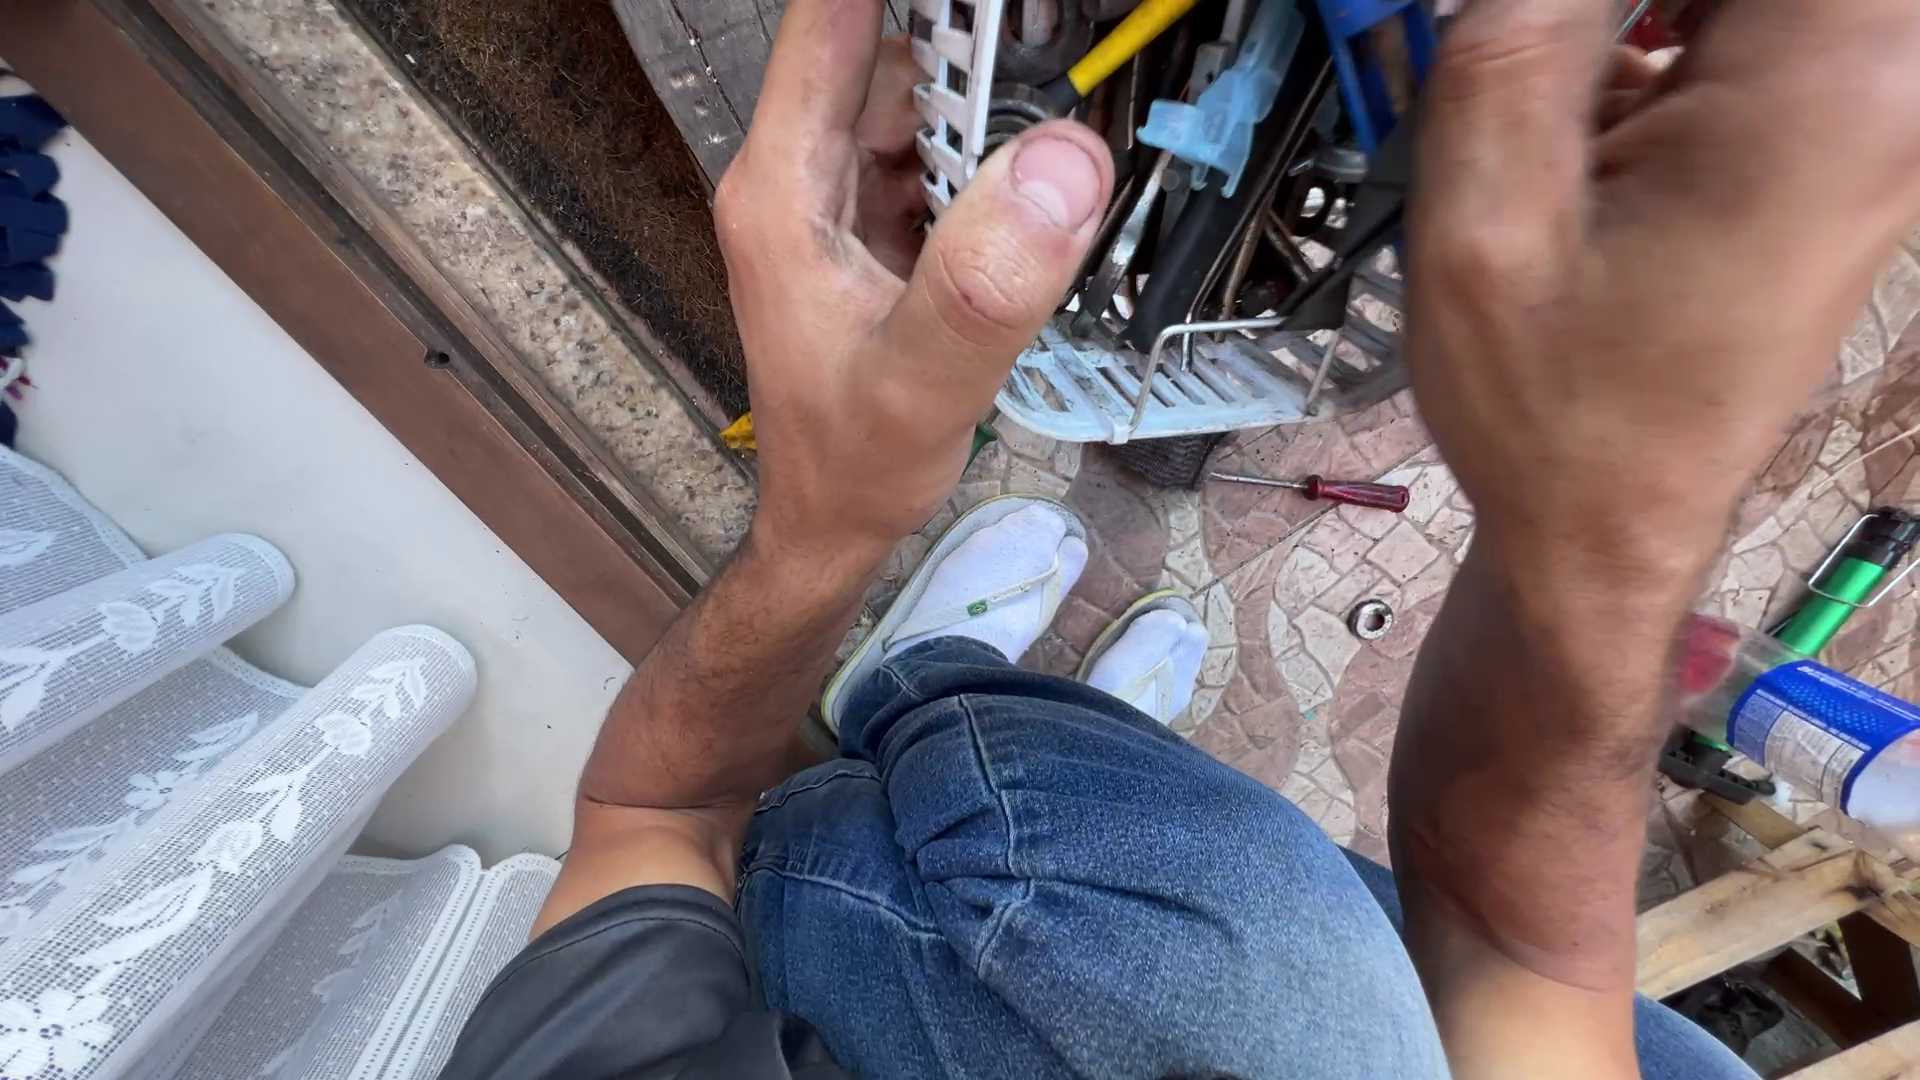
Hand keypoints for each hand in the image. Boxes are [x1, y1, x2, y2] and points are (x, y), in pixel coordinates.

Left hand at [715, 0, 1112, 564]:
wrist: (835, 519)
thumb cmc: (856, 465)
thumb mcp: (922, 387)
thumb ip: (984, 286)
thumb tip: (1066, 164)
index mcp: (785, 193)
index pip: (834, 22)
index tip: (999, 7)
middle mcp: (800, 185)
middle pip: (887, 59)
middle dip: (971, 52)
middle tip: (1059, 63)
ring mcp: (836, 212)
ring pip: (914, 113)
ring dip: (984, 114)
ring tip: (1054, 137)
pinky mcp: (870, 243)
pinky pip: (928, 170)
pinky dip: (980, 171)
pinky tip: (1023, 204)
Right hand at [1406, 0, 1919, 592]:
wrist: (1601, 518)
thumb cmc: (1540, 405)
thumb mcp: (1478, 237)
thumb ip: (1504, 63)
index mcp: (1828, 82)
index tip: (1526, 30)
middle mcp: (1896, 81)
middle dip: (1610, 20)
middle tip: (1517, 76)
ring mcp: (1875, 125)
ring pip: (1742, 17)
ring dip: (1620, 43)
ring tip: (1536, 137)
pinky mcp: (1832, 162)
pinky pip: (1749, 59)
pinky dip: (1651, 74)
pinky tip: (1580, 157)